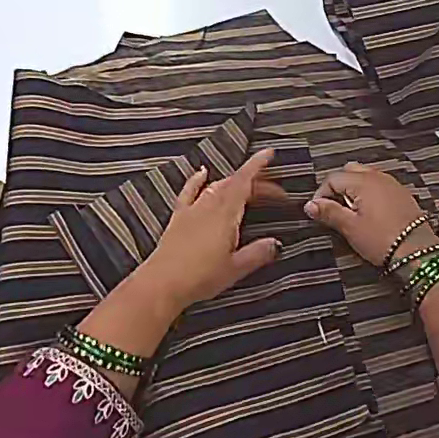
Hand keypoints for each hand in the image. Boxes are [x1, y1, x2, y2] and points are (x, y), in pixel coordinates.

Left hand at [131, 149, 288, 312]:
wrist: (161, 284)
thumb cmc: (200, 277)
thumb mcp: (235, 268)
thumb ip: (258, 253)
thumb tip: (276, 244)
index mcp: (225, 215)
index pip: (244, 182)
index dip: (257, 166)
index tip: (269, 153)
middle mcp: (208, 206)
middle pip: (234, 184)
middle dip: (254, 181)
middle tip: (273, 189)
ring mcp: (191, 211)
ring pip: (215, 187)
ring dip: (232, 182)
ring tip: (247, 185)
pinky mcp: (178, 219)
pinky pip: (189, 192)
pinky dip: (196, 181)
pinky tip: (201, 173)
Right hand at [304, 162, 437, 268]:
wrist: (418, 252)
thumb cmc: (383, 240)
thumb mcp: (350, 227)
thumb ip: (329, 212)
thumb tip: (311, 205)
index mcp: (363, 181)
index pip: (333, 178)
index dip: (321, 194)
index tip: (318, 212)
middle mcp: (379, 177)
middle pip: (350, 171)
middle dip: (338, 187)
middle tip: (333, 209)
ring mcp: (392, 184)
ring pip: (366, 176)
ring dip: (354, 189)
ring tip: (351, 212)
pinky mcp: (402, 195)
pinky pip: (380, 185)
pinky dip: (370, 193)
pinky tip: (369, 213)